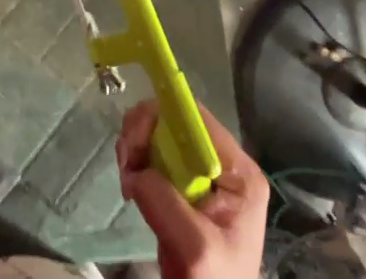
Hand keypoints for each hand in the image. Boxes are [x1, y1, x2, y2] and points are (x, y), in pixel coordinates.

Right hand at [116, 102, 268, 278]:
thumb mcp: (194, 247)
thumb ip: (164, 201)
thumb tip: (136, 170)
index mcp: (239, 173)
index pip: (196, 119)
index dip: (160, 119)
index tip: (134, 146)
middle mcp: (224, 164)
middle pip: (174, 121)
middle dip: (142, 135)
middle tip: (126, 166)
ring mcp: (204, 173)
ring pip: (159, 134)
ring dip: (135, 149)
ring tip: (129, 182)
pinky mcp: (185, 183)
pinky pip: (154, 154)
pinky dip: (136, 163)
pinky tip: (133, 187)